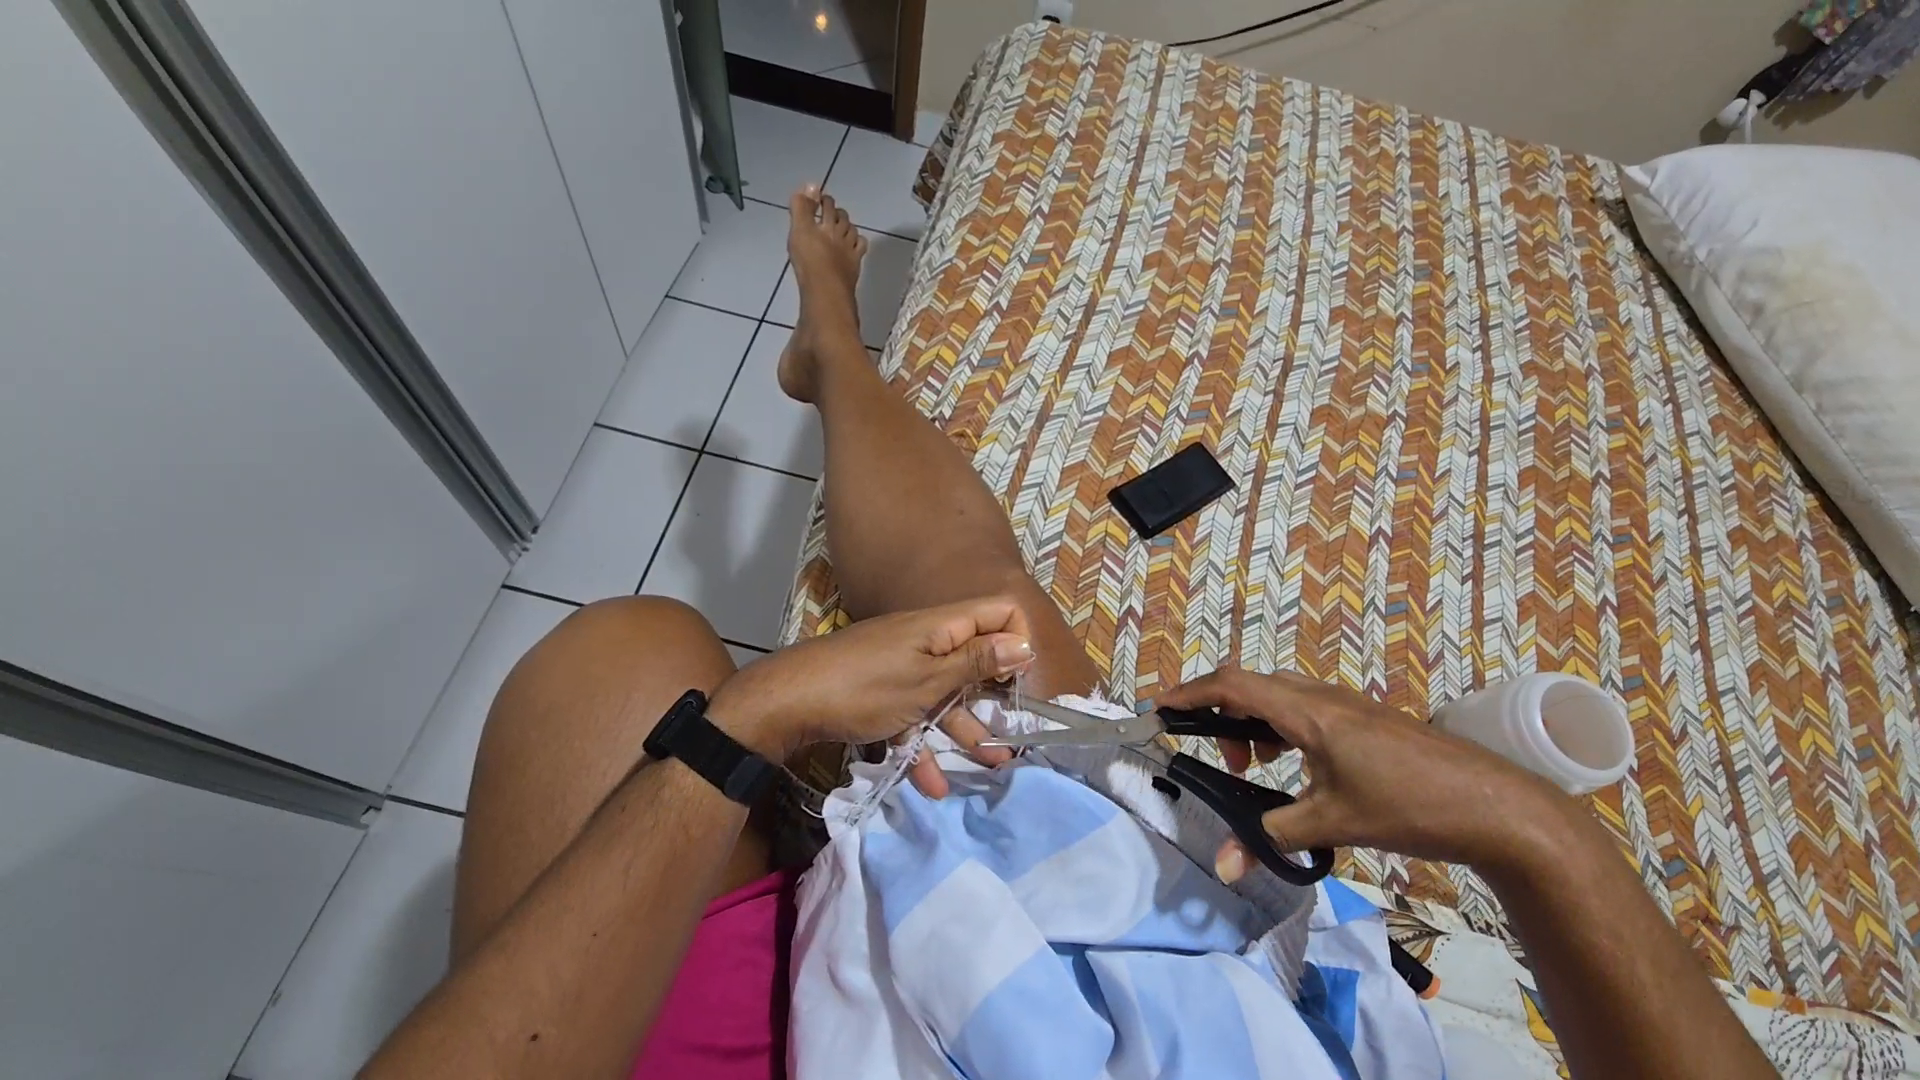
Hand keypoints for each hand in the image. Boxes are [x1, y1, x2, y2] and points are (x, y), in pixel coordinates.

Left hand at [708, 596, 1032, 795]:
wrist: (786, 702)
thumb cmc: (864, 687)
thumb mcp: (926, 679)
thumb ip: (975, 662)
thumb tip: (1023, 642)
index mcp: (940, 626)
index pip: (997, 613)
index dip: (1016, 640)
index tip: (1019, 681)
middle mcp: (925, 641)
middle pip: (973, 661)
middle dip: (994, 699)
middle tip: (1015, 736)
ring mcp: (902, 668)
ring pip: (944, 697)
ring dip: (963, 731)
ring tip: (990, 768)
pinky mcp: (881, 695)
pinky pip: (913, 717)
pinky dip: (922, 746)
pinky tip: (933, 785)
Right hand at [1155, 668, 1580, 881]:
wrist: (1497, 805)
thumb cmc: (1409, 806)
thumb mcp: (1333, 824)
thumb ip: (1271, 838)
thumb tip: (1224, 868)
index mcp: (1308, 712)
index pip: (1233, 686)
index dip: (1191, 693)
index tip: (1160, 709)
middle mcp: (1323, 696)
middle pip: (1251, 685)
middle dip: (1219, 714)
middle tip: (1216, 759)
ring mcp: (1347, 704)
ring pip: (1279, 695)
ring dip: (1252, 722)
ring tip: (1253, 765)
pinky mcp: (1364, 718)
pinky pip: (1303, 707)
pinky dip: (1279, 728)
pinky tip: (1295, 767)